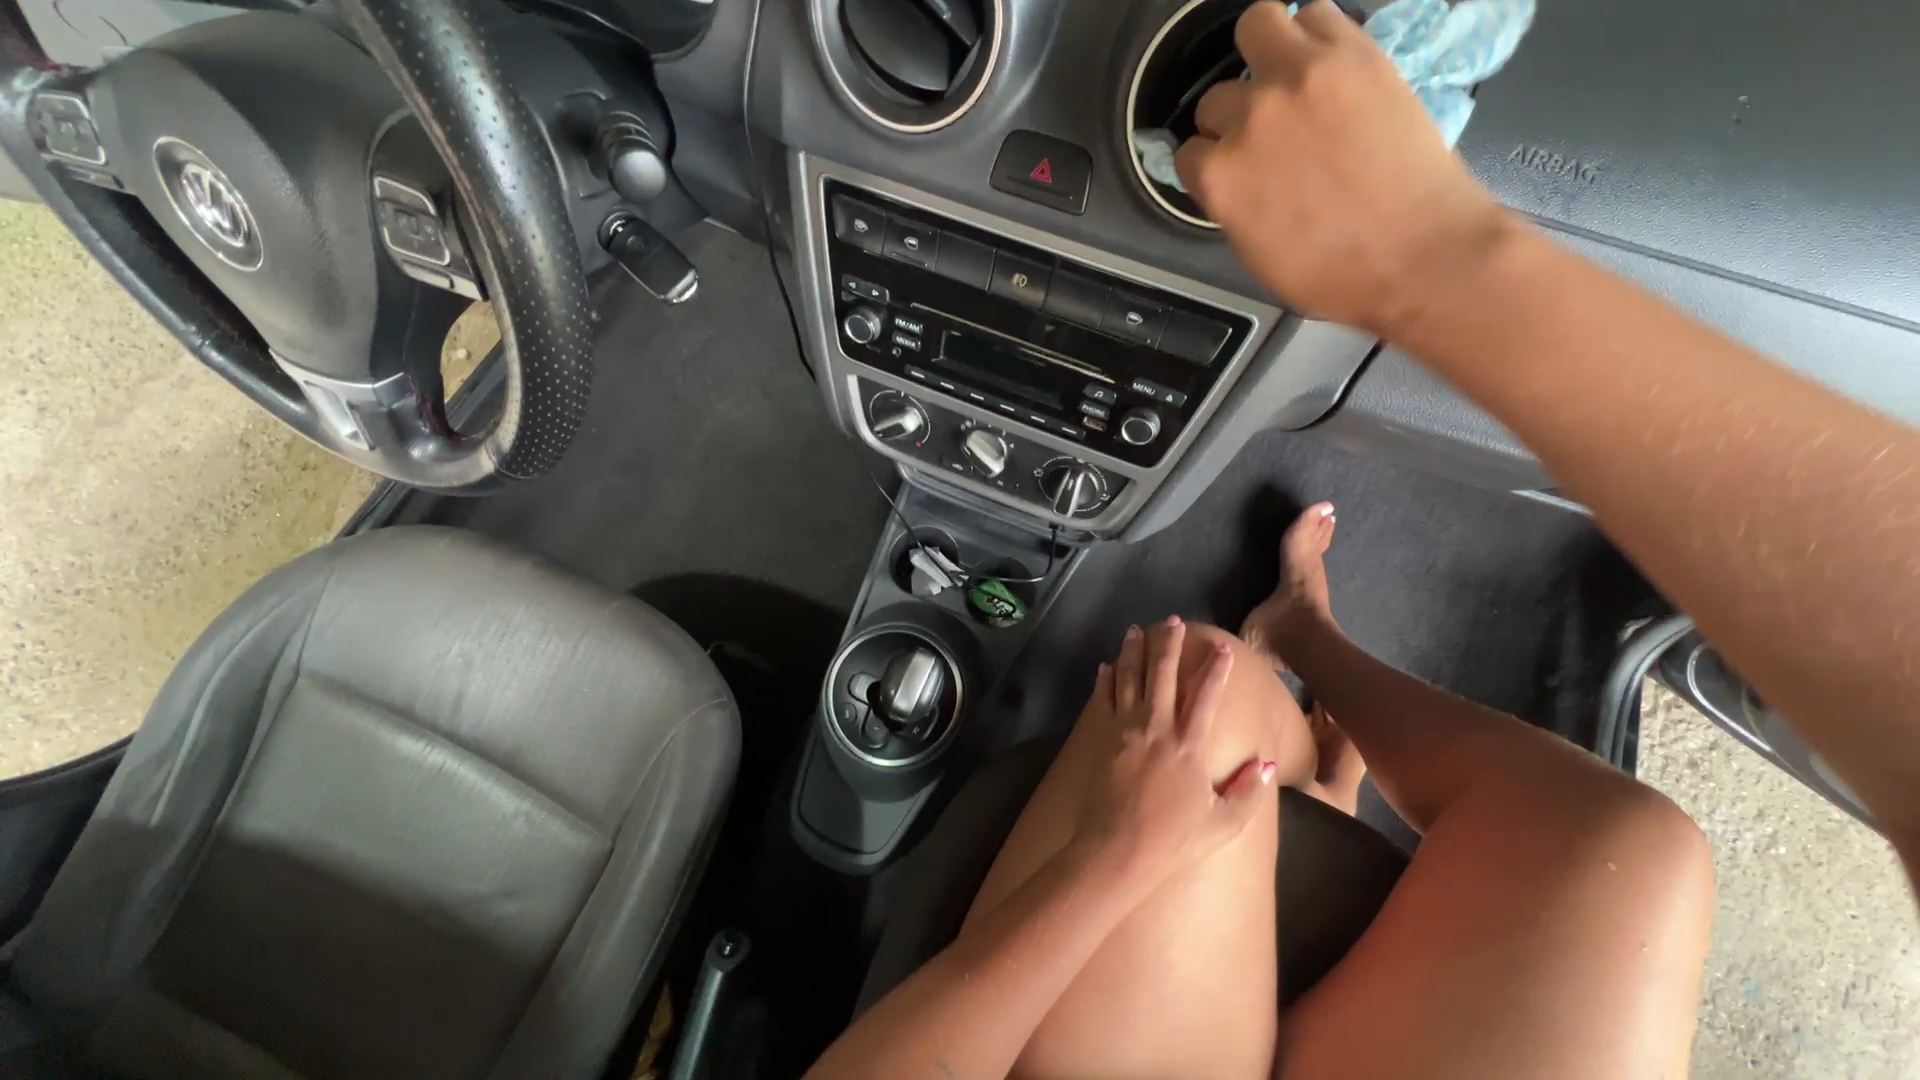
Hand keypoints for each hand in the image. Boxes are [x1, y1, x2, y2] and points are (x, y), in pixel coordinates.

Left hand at [1078, 618, 1274, 887]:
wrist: (1117, 849)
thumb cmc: (1173, 840)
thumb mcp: (1223, 823)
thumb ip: (1247, 792)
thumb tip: (1265, 762)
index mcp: (1189, 745)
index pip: (1207, 695)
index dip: (1216, 669)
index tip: (1223, 648)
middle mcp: (1157, 727)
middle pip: (1163, 673)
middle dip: (1170, 643)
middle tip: (1173, 621)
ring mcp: (1125, 729)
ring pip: (1129, 677)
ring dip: (1134, 651)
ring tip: (1137, 630)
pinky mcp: (1100, 737)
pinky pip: (1102, 698)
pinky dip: (1105, 678)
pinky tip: (1106, 664)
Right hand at [1173, 0, 1514, 336]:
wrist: (1417, 254)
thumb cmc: (1334, 272)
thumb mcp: (1256, 252)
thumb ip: (1231, 203)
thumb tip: (1233, 181)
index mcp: (1219, 177)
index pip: (1188, 152)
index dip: (1210, 162)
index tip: (1231, 167)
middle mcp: (1249, 119)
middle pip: (1216, 96)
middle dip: (1234, 116)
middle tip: (1266, 132)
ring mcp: (1300, 78)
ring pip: (1257, 26)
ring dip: (1264, 51)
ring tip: (1286, 77)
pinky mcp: (1353, 54)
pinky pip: (1316, 14)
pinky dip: (1314, 34)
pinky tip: (1324, 63)